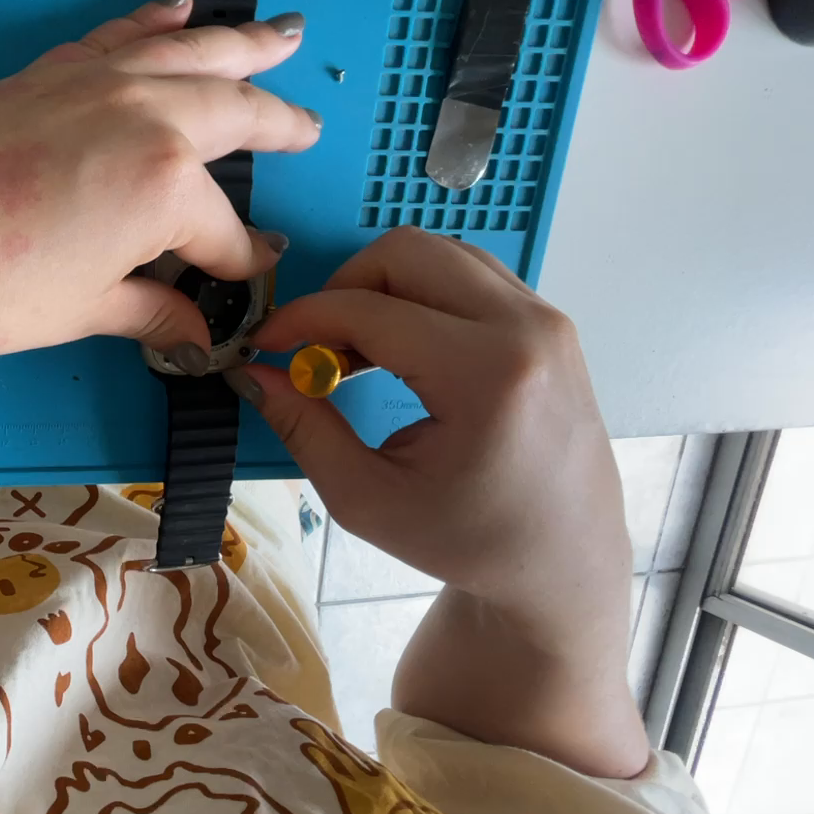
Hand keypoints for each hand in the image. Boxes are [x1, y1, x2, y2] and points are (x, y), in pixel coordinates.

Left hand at [0, 0, 320, 373]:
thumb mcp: (82, 309)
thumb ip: (150, 310)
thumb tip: (188, 330)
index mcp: (163, 185)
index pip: (219, 234)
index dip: (235, 265)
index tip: (246, 280)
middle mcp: (143, 117)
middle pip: (230, 116)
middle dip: (277, 125)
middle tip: (308, 129)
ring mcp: (94, 84)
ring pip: (190, 54)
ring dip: (242, 46)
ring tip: (284, 34)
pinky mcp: (48, 74)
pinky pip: (121, 35)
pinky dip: (157, 21)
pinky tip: (182, 8)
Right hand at [232, 228, 645, 774]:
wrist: (561, 561)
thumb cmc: (464, 540)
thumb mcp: (364, 498)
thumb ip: (304, 427)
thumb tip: (253, 375)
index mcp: (486, 373)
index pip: (369, 308)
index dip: (300, 318)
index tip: (262, 345)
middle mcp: (526, 327)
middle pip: (407, 252)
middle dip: (340, 288)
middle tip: (313, 346)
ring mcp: (545, 319)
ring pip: (438, 254)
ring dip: (377, 289)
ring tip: (350, 353)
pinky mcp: (546, 325)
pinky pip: (464, 276)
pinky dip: (412, 298)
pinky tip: (392, 353)